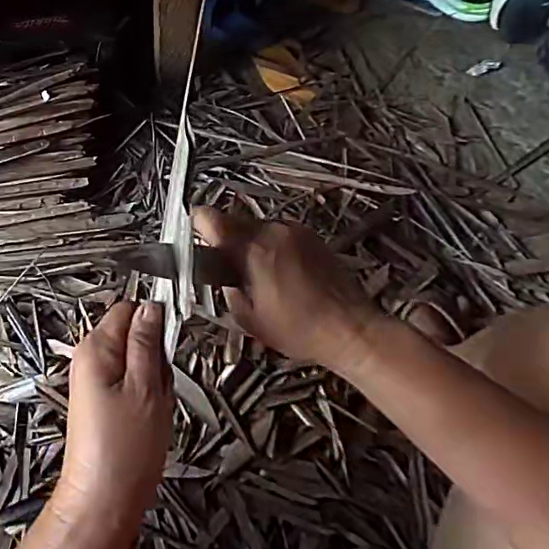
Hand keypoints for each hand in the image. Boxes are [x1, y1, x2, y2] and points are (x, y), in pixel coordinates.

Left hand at [53, 301, 172, 541]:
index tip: (168, 342)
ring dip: (154, 379)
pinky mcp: (102, 401)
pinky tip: (148, 418)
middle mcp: (89, 359)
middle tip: (160, 385)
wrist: (104, 503)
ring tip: (154, 406)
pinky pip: (133, 384)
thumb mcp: (146, 388)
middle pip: (134, 334)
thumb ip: (148, 342)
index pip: (129, 308)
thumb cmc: (121, 453)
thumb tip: (151, 307)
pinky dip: (147, 397)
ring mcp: (94, 381)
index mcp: (95, 348)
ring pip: (137, 361)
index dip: (154, 321)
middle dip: (155, 355)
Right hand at [194, 207, 378, 368]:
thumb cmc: (304, 330)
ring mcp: (293, 231)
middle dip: (226, 241)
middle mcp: (272, 232)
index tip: (197, 240)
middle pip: (232, 220)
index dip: (197, 228)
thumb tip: (221, 280)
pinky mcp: (310, 236)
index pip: (208, 217)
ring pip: (256, 227)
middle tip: (230, 268)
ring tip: (261, 276)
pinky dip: (274, 248)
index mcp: (252, 250)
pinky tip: (282, 275)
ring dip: (252, 245)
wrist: (352, 330)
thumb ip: (227, 293)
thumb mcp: (249, 320)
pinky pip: (279, 233)